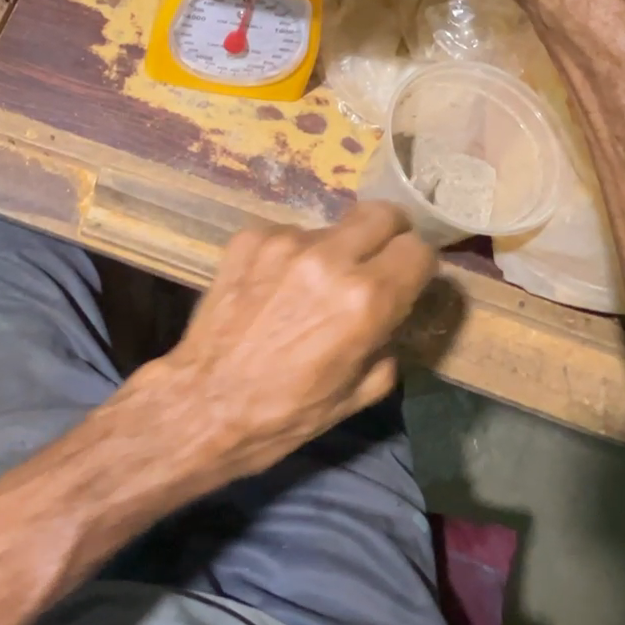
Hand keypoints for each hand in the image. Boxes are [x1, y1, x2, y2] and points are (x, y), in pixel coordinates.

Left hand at [152, 203, 435, 476]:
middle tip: (374, 259)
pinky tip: (273, 288)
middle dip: (387, 234)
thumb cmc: (288, 411)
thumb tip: (395, 309)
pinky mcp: (249, 237)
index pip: (418, 250)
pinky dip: (290, 255)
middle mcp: (329, 258)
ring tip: (308, 287)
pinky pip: (288, 234)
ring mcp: (284, 241)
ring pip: (330, 227)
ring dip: (332, 250)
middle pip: (381, 213)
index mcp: (366, 299)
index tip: (406, 278)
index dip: (416, 266)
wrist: (206, 401)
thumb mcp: (361, 391)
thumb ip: (389, 339)